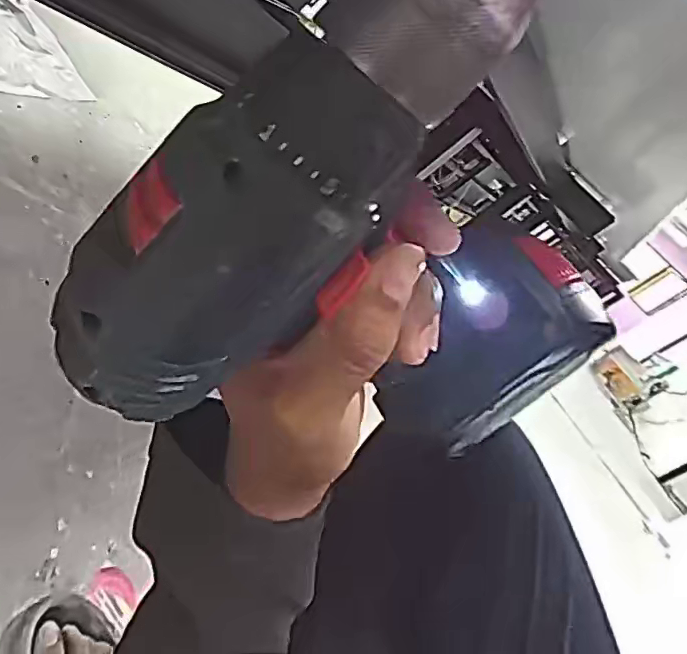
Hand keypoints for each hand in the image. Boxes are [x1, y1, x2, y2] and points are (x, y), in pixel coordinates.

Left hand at [220, 187, 460, 520]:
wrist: (293, 472)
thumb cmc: (283, 439)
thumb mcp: (312, 396)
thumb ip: (355, 337)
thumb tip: (401, 262)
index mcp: (261, 279)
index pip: (318, 221)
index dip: (377, 214)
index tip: (425, 235)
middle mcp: (289, 273)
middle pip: (360, 229)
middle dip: (406, 263)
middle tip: (422, 313)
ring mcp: (321, 288)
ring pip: (387, 258)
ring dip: (414, 301)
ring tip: (408, 351)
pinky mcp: (347, 305)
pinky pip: (396, 289)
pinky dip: (416, 312)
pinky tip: (411, 347)